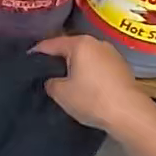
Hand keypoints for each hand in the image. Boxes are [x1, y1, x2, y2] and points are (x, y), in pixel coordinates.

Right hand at [32, 35, 155, 133]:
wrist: (129, 112)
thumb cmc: (92, 99)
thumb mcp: (61, 93)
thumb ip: (50, 82)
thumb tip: (52, 80)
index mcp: (80, 43)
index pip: (51, 44)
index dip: (37, 52)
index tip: (26, 60)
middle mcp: (97, 42)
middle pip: (70, 48)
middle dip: (58, 59)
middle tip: (44, 72)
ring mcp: (112, 54)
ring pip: (86, 57)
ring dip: (76, 66)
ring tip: (65, 80)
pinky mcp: (122, 67)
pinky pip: (98, 66)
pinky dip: (89, 72)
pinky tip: (85, 85)